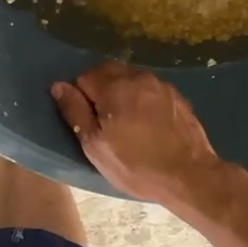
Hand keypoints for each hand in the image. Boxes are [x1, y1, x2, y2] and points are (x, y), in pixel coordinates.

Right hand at [50, 62, 226, 205]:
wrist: (188, 175)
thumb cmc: (135, 164)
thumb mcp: (95, 145)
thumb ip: (75, 111)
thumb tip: (58, 86)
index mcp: (114, 87)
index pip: (85, 77)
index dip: (82, 98)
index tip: (91, 122)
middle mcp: (137, 77)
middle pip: (109, 71)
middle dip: (102, 89)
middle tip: (105, 121)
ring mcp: (160, 84)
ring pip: (131, 77)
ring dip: (123, 91)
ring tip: (127, 122)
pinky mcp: (176, 95)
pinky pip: (150, 88)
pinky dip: (142, 98)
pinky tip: (148, 122)